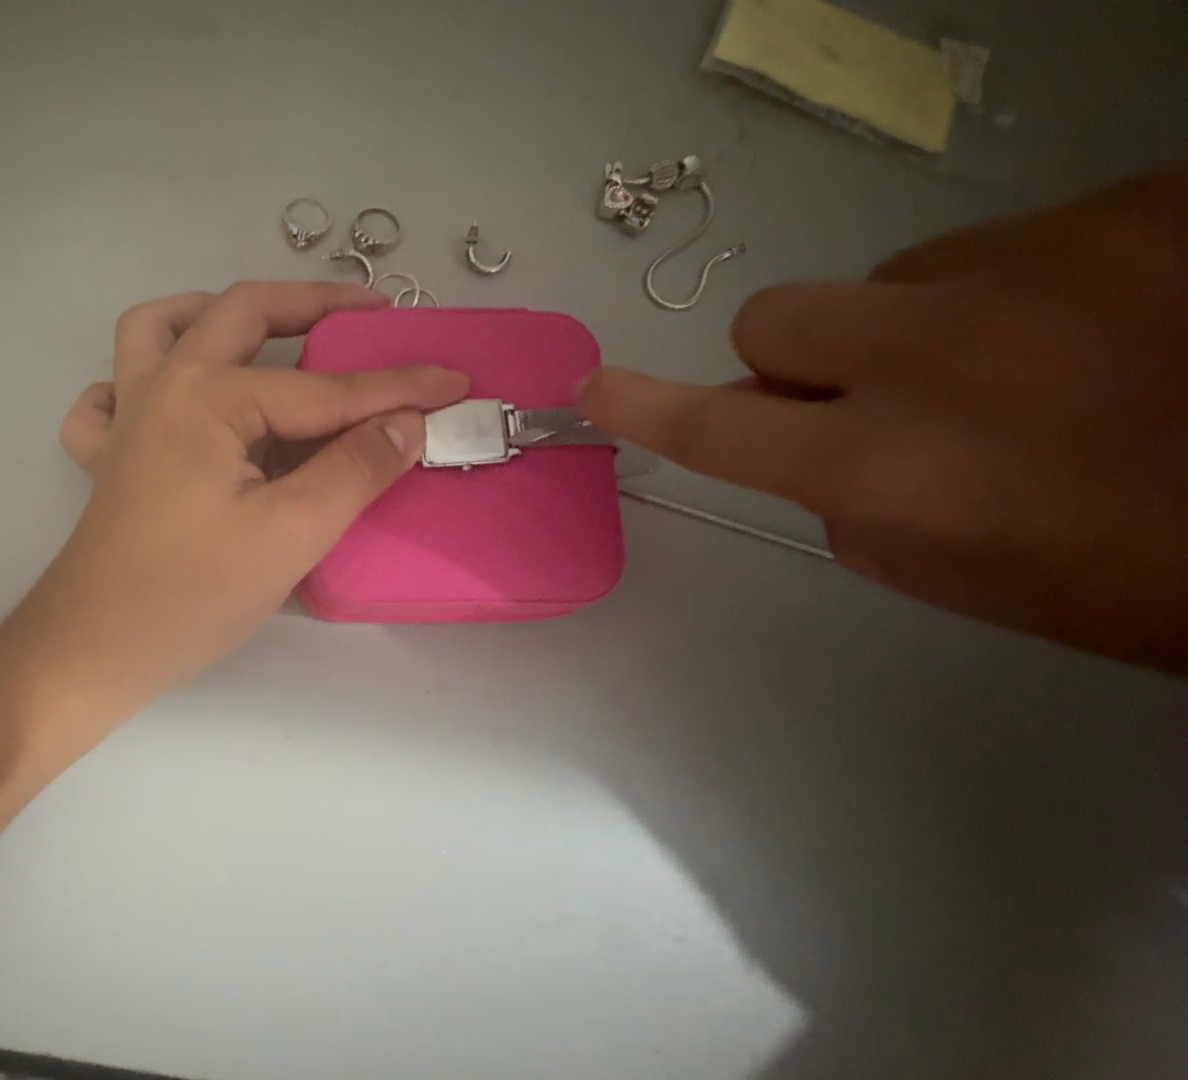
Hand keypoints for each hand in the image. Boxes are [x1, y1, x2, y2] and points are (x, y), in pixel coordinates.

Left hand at [10, 281, 466, 717]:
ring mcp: (125, 418)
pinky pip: (109, 393)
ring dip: (213, 314)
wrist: (95, 650)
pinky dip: (140, 377)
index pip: (324, 388)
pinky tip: (173, 399)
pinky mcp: (109, 457)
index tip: (456, 381)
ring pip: (158, 328)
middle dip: (311, 303)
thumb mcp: (291, 534)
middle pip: (239, 313)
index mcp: (208, 397)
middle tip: (368, 314)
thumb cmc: (192, 595)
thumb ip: (355, 469)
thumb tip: (407, 424)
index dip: (396, 386)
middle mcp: (161, 386)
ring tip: (265, 333)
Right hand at [579, 166, 1187, 671]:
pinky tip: (1126, 325)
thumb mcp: (963, 573)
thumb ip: (846, 507)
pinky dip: (1036, 286)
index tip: (598, 387)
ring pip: (898, 279)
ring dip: (926, 324)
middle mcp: (938, 359)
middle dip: (802, 360)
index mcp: (889, 471)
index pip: (717, 429)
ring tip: (1040, 365)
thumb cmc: (1149, 575)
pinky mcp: (1145, 202)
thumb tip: (798, 445)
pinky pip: (1018, 240)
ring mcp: (1044, 266)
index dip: (644, 408)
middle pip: (776, 319)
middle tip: (878, 393)